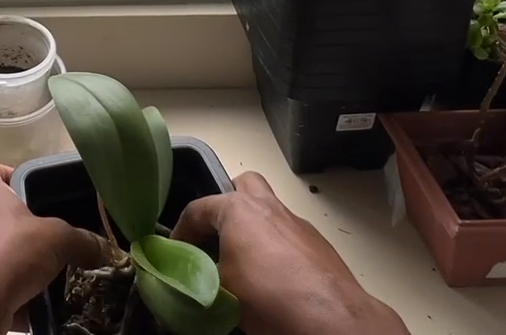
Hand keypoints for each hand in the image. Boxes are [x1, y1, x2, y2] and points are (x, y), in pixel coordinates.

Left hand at [0, 163, 106, 334]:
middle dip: (21, 229)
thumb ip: (82, 241)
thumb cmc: (9, 256)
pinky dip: (13, 298)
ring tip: (47, 279)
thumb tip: (105, 248)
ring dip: (19, 266)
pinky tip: (34, 308)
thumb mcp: (57, 240)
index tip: (18, 180)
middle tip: (49, 241)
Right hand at [172, 172, 408, 334]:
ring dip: (256, 231)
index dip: (181, 231)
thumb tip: (191, 283)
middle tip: (220, 236)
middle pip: (243, 186)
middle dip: (229, 204)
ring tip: (248, 266)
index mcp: (237, 208)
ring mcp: (298, 224)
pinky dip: (278, 252)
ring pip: (270, 213)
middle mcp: (267, 206)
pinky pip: (290, 239)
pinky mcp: (320, 247)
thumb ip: (201, 280)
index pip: (197, 209)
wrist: (332, 320)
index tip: (174, 252)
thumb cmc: (266, 296)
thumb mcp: (221, 292)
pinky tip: (277, 282)